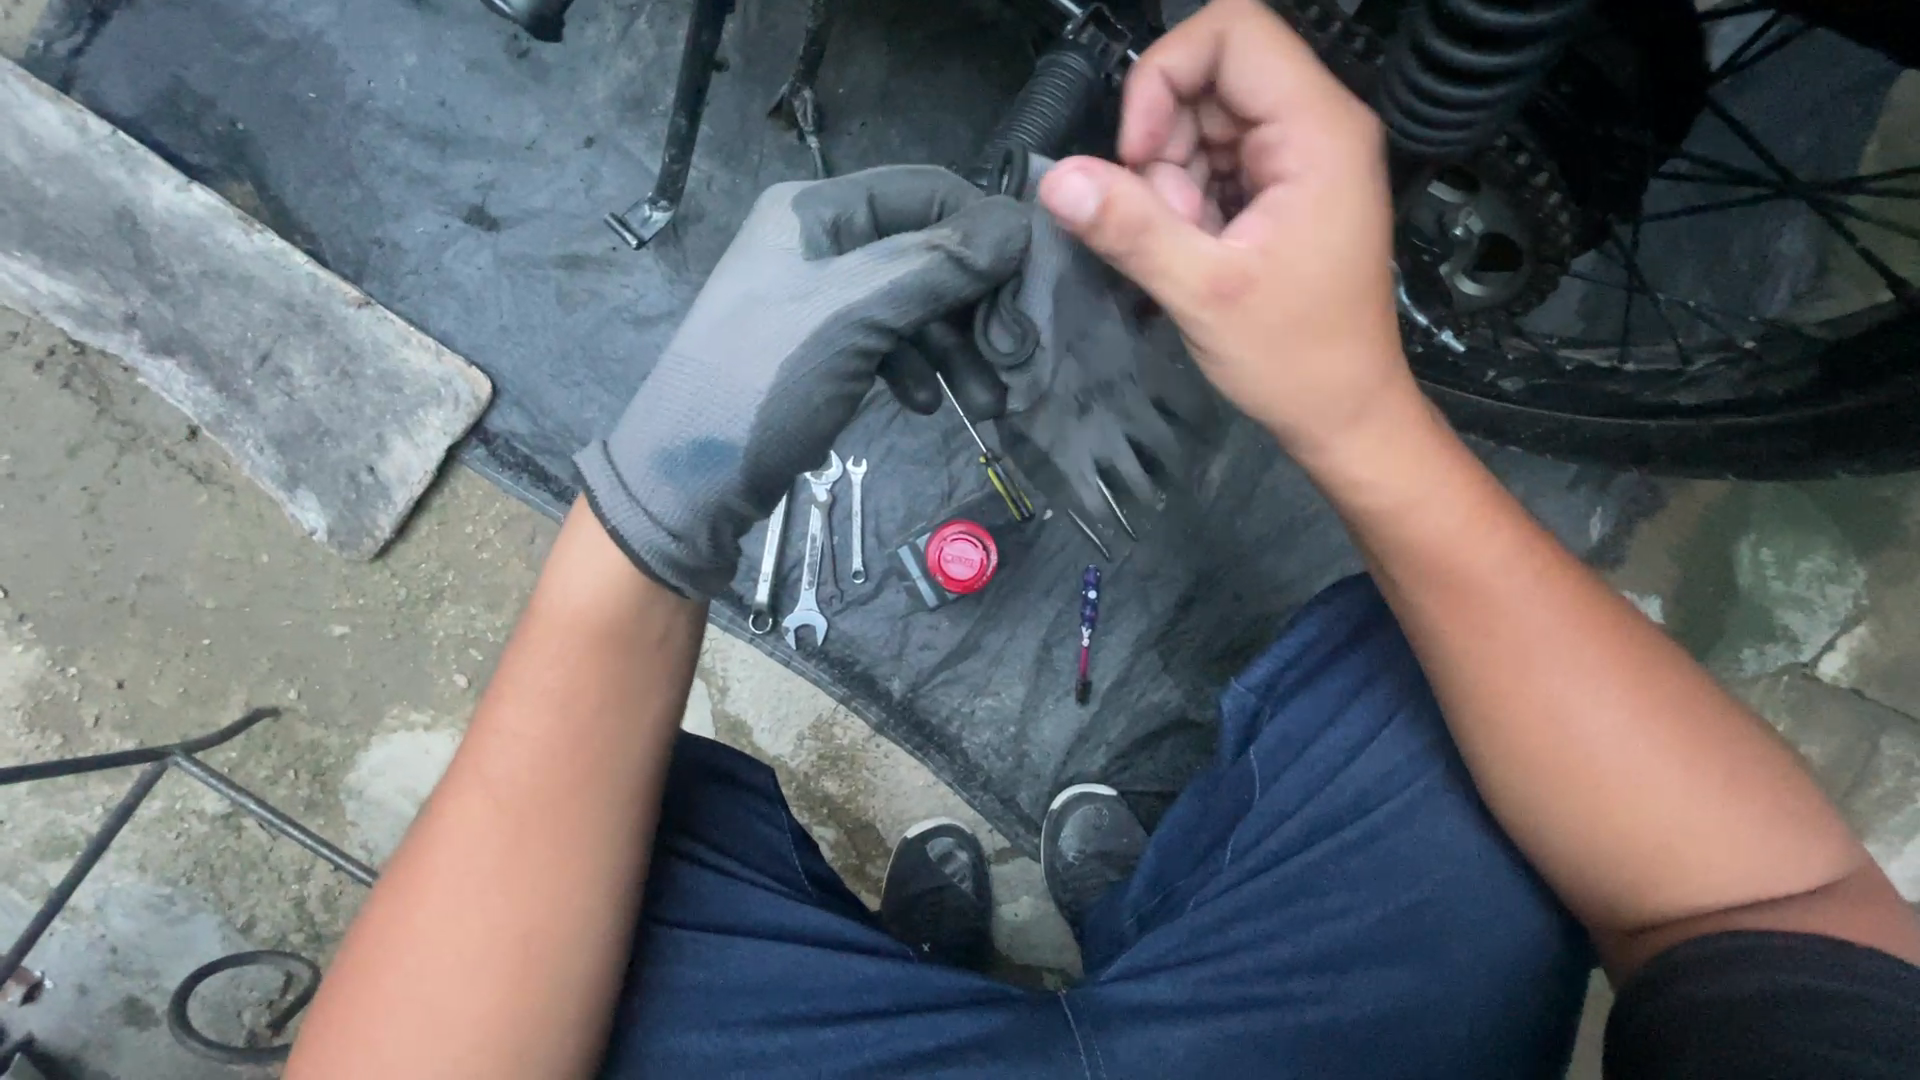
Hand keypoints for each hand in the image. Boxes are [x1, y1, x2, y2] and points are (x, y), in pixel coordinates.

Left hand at [576, 166, 1029, 596]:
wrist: (692, 482)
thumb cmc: (762, 384)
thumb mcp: (851, 316)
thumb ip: (934, 266)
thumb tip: (1019, 226)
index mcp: (816, 210)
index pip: (926, 193)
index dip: (984, 234)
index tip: (1031, 289)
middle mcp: (821, 242)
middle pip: (926, 254)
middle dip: (973, 307)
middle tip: (1014, 360)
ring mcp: (822, 298)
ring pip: (915, 306)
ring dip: (955, 349)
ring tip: (984, 401)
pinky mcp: (826, 348)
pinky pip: (890, 343)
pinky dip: (917, 369)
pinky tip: (925, 404)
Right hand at [1036, 0, 1413, 461]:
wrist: (1341, 411)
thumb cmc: (1293, 357)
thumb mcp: (1203, 293)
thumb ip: (1129, 229)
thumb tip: (1056, 181)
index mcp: (1316, 130)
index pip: (1230, 33)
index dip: (1164, 79)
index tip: (1138, 157)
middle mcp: (1314, 128)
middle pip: (1209, 81)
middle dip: (1165, 149)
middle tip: (1168, 225)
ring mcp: (1297, 162)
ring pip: (1203, 128)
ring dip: (1172, 185)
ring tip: (1189, 250)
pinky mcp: (1280, 194)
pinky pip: (1213, 168)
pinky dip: (1188, 206)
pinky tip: (1199, 253)